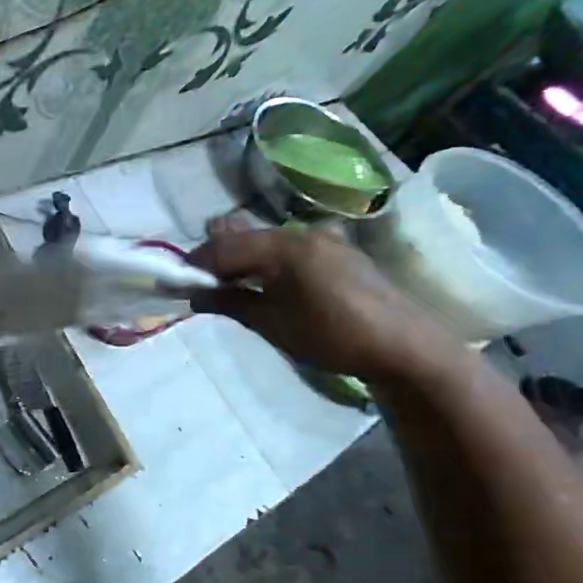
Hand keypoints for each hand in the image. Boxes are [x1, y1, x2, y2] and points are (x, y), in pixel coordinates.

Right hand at [185, 220, 463, 381]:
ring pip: (265, 241)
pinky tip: (266, 286)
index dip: (195, 264)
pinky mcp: (338, 252)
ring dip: (242, 260)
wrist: (407, 348)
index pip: (224, 247)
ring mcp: (324, 240)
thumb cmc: (333, 337)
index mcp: (284, 247)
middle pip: (243, 237)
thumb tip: (193, 294)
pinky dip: (267, 262)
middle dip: (216, 259)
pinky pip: (288, 248)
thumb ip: (229, 302)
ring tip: (230, 288)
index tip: (175, 282)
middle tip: (200, 286)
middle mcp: (302, 233)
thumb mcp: (272, 324)